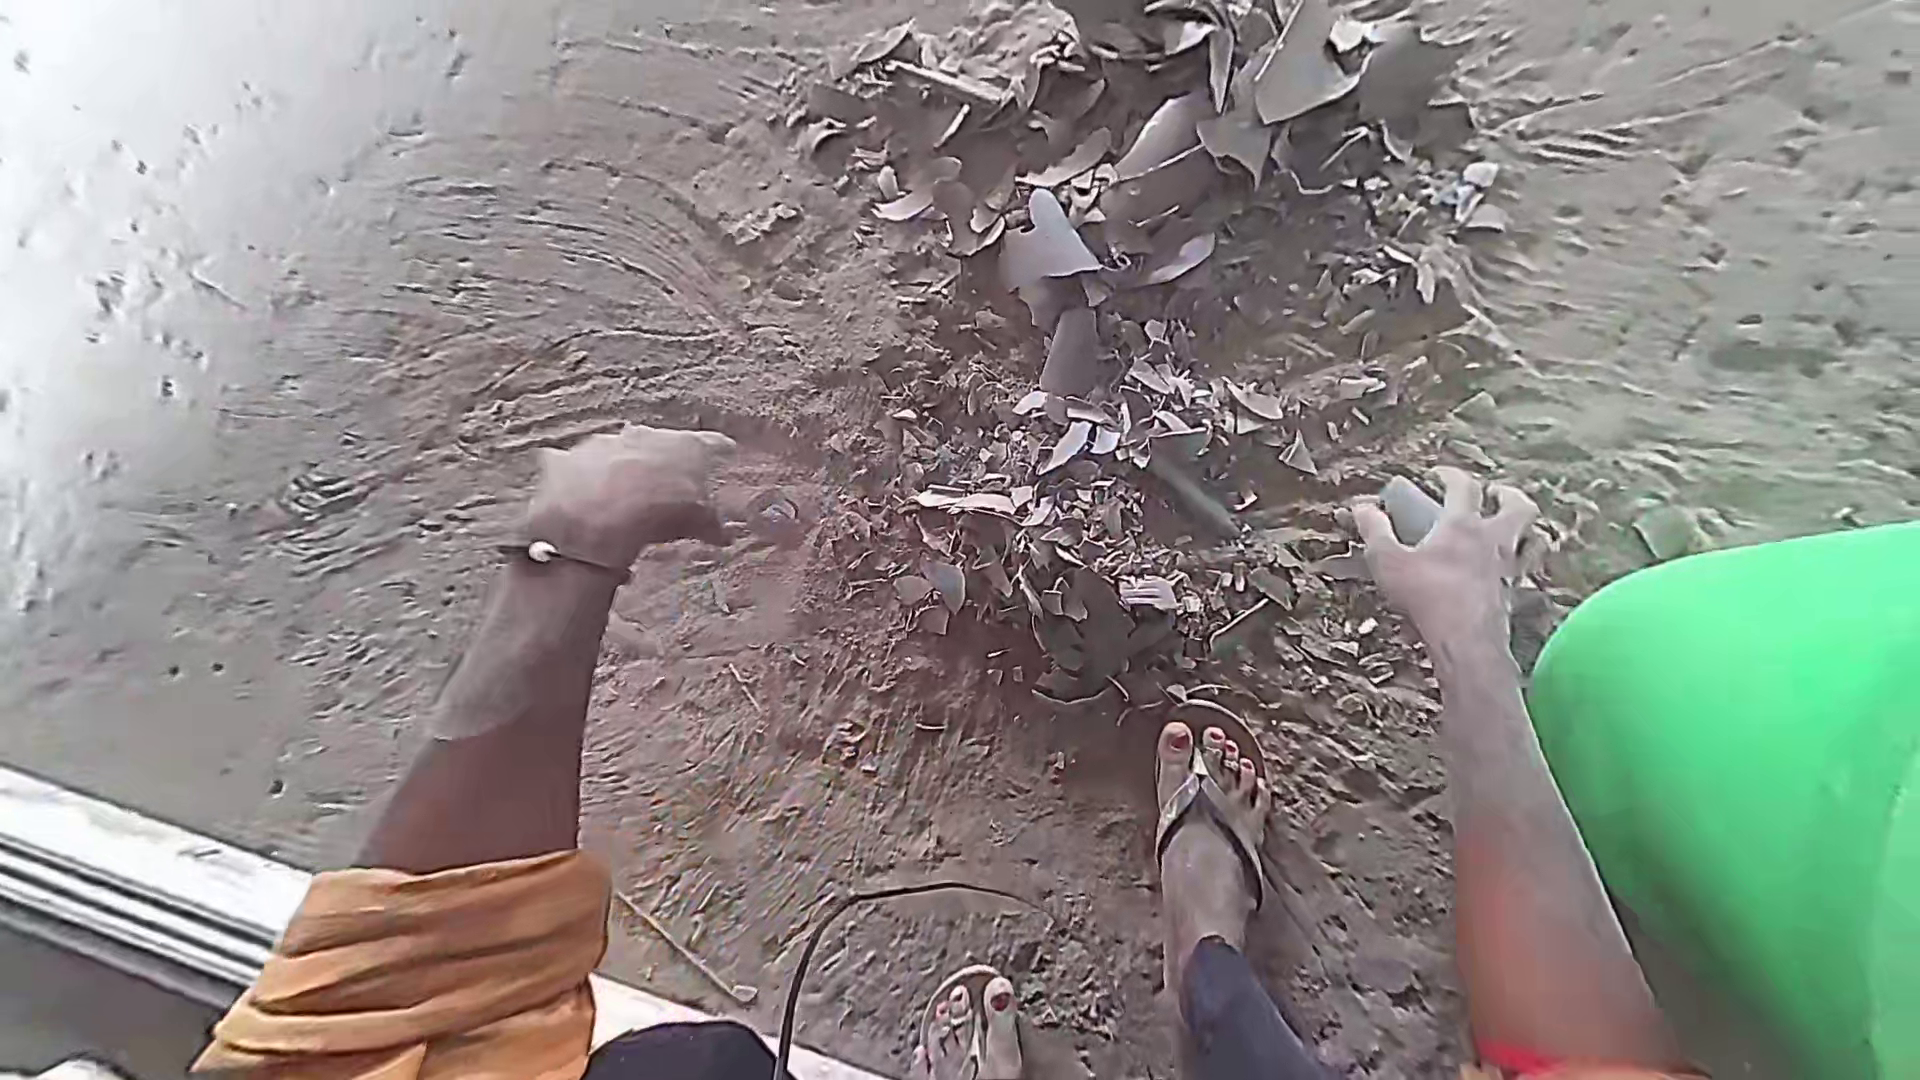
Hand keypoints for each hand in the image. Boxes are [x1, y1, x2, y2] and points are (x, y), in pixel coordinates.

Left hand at [524, 424, 736, 568]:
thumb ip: (712, 524)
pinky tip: (591, 499)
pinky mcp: (568, 457)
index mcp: (687, 444)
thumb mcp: (698, 523)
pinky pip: (583, 467)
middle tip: (674, 485)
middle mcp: (648, 434)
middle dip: (670, 462)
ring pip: (624, 451)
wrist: (592, 518)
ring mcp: (605, 443)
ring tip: (632, 496)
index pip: (714, 444)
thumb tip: (723, 535)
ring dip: (629, 468)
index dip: (721, 452)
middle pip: (666, 445)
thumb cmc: (659, 513)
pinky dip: (588, 479)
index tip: (726, 456)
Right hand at [1349, 467, 1538, 647]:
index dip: (1450, 475)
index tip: (1437, 474)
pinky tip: (1515, 561)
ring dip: (1527, 524)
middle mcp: (1493, 539)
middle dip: (1505, 493)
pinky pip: (1532, 566)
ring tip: (1513, 523)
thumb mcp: (1386, 559)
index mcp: (1462, 525)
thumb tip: (1362, 507)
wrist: (1464, 636)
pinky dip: (1528, 557)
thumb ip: (1374, 529)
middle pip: (1516, 505)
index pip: (1463, 487)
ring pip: (1536, 534)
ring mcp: (1510, 565)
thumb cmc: (1424, 594)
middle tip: (1492, 491)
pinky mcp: (1516, 589)